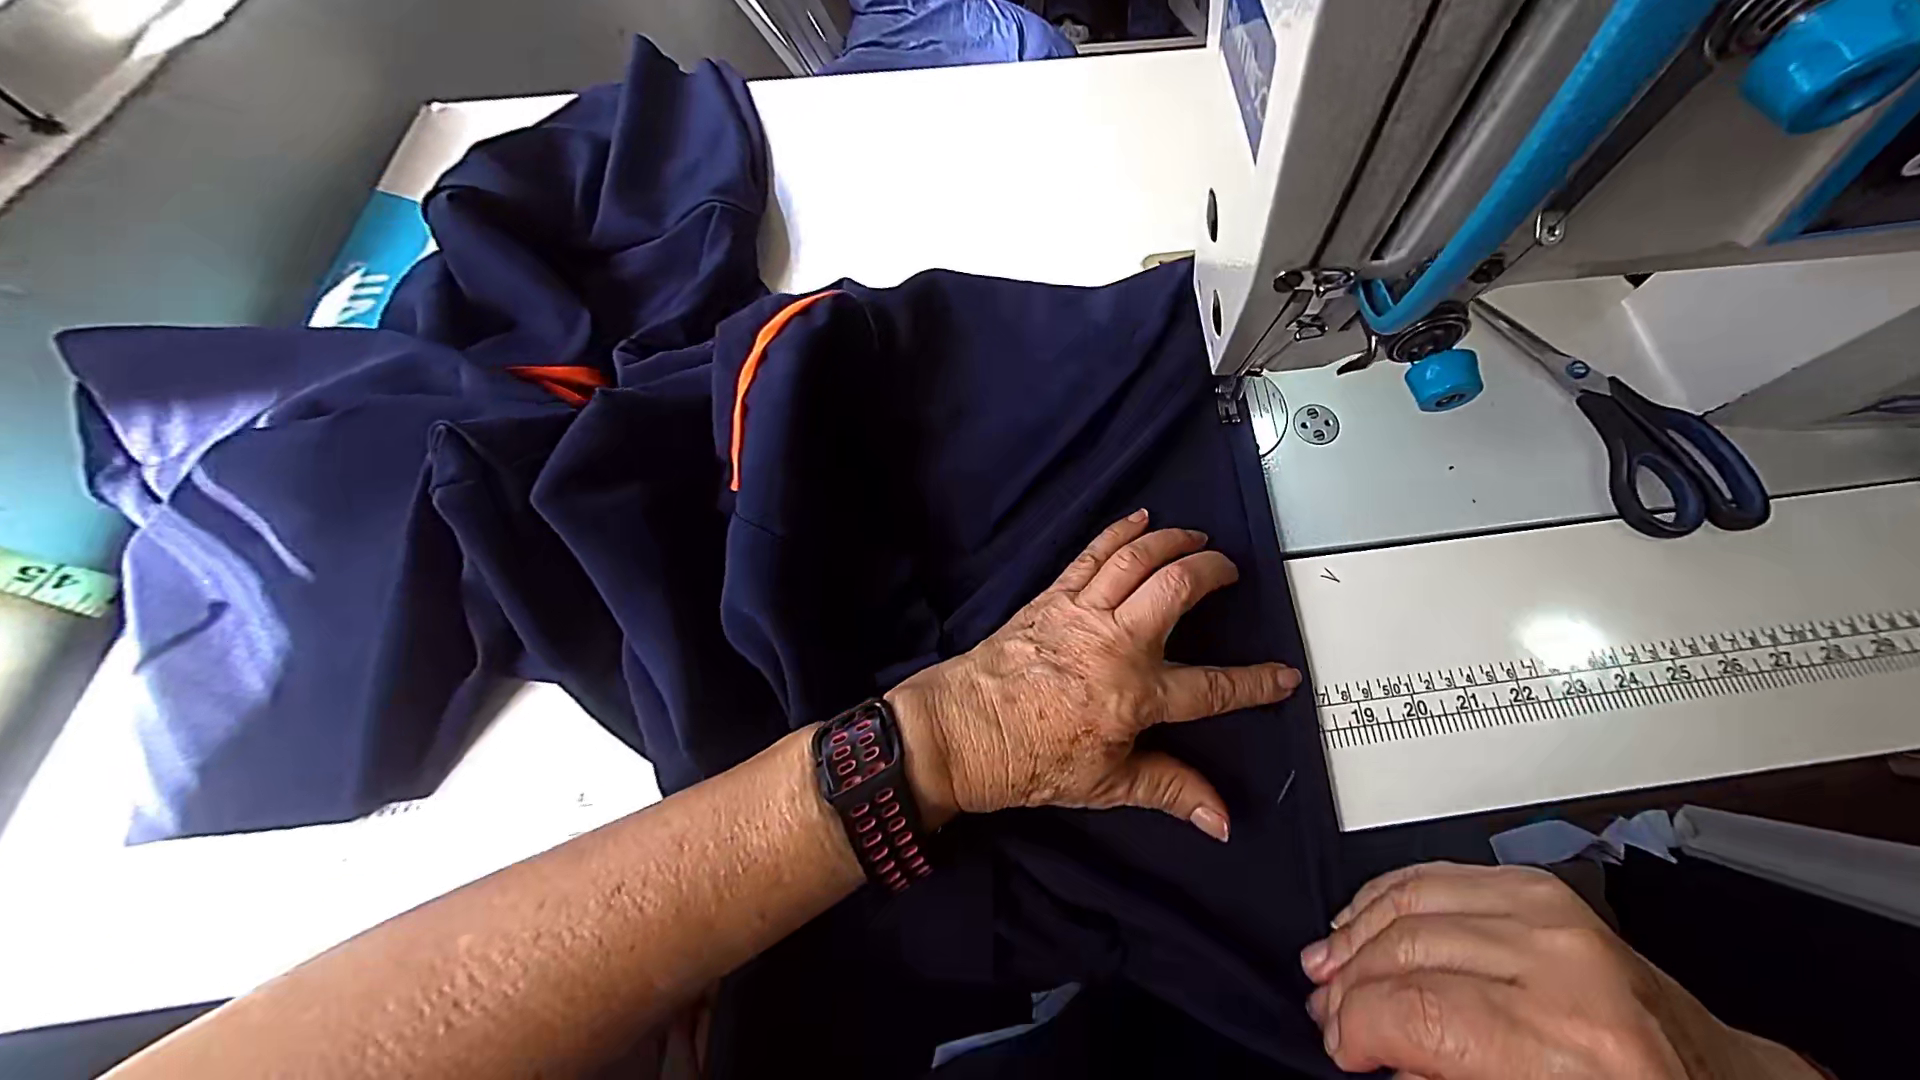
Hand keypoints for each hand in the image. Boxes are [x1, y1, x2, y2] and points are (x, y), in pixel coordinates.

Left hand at [885, 510, 1300, 841]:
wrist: (958, 730)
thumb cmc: (1026, 759)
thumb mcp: (1104, 784)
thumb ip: (1169, 789)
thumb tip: (1221, 820)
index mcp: (1134, 695)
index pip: (1213, 688)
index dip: (1256, 682)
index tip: (1283, 675)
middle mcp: (1114, 643)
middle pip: (1178, 589)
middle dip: (1213, 572)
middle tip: (1230, 571)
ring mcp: (1081, 614)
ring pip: (1137, 560)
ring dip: (1172, 542)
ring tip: (1196, 537)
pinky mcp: (1051, 598)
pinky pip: (1091, 555)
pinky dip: (1118, 533)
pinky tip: (1139, 520)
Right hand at [1299, 862, 1824, 1079]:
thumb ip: (1445, 1076)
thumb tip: (1375, 1050)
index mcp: (1577, 1047)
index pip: (1414, 1010)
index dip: (1358, 1027)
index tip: (1343, 1046)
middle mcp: (1563, 967)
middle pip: (1403, 952)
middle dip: (1350, 987)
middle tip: (1330, 1012)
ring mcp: (1548, 914)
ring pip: (1404, 903)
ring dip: (1354, 936)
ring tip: (1330, 965)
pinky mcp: (1535, 887)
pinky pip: (1429, 876)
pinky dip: (1382, 899)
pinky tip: (1362, 923)